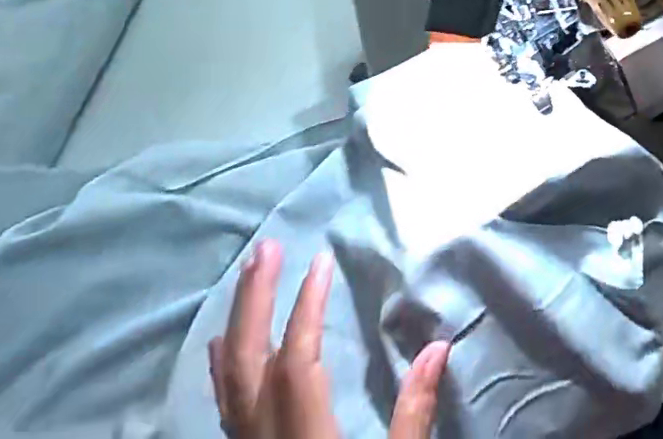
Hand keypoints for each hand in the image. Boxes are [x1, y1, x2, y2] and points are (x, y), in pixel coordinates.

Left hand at [209, 240, 449, 437]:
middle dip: (255, 300)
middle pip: (248, 361)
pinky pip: (224, 405)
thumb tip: (439, 345)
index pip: (296, 358)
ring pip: (228, 380)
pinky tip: (223, 344)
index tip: (321, 262)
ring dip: (238, 320)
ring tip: (247, 274)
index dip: (306, 306)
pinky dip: (224, 364)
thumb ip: (414, 414)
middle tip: (266, 247)